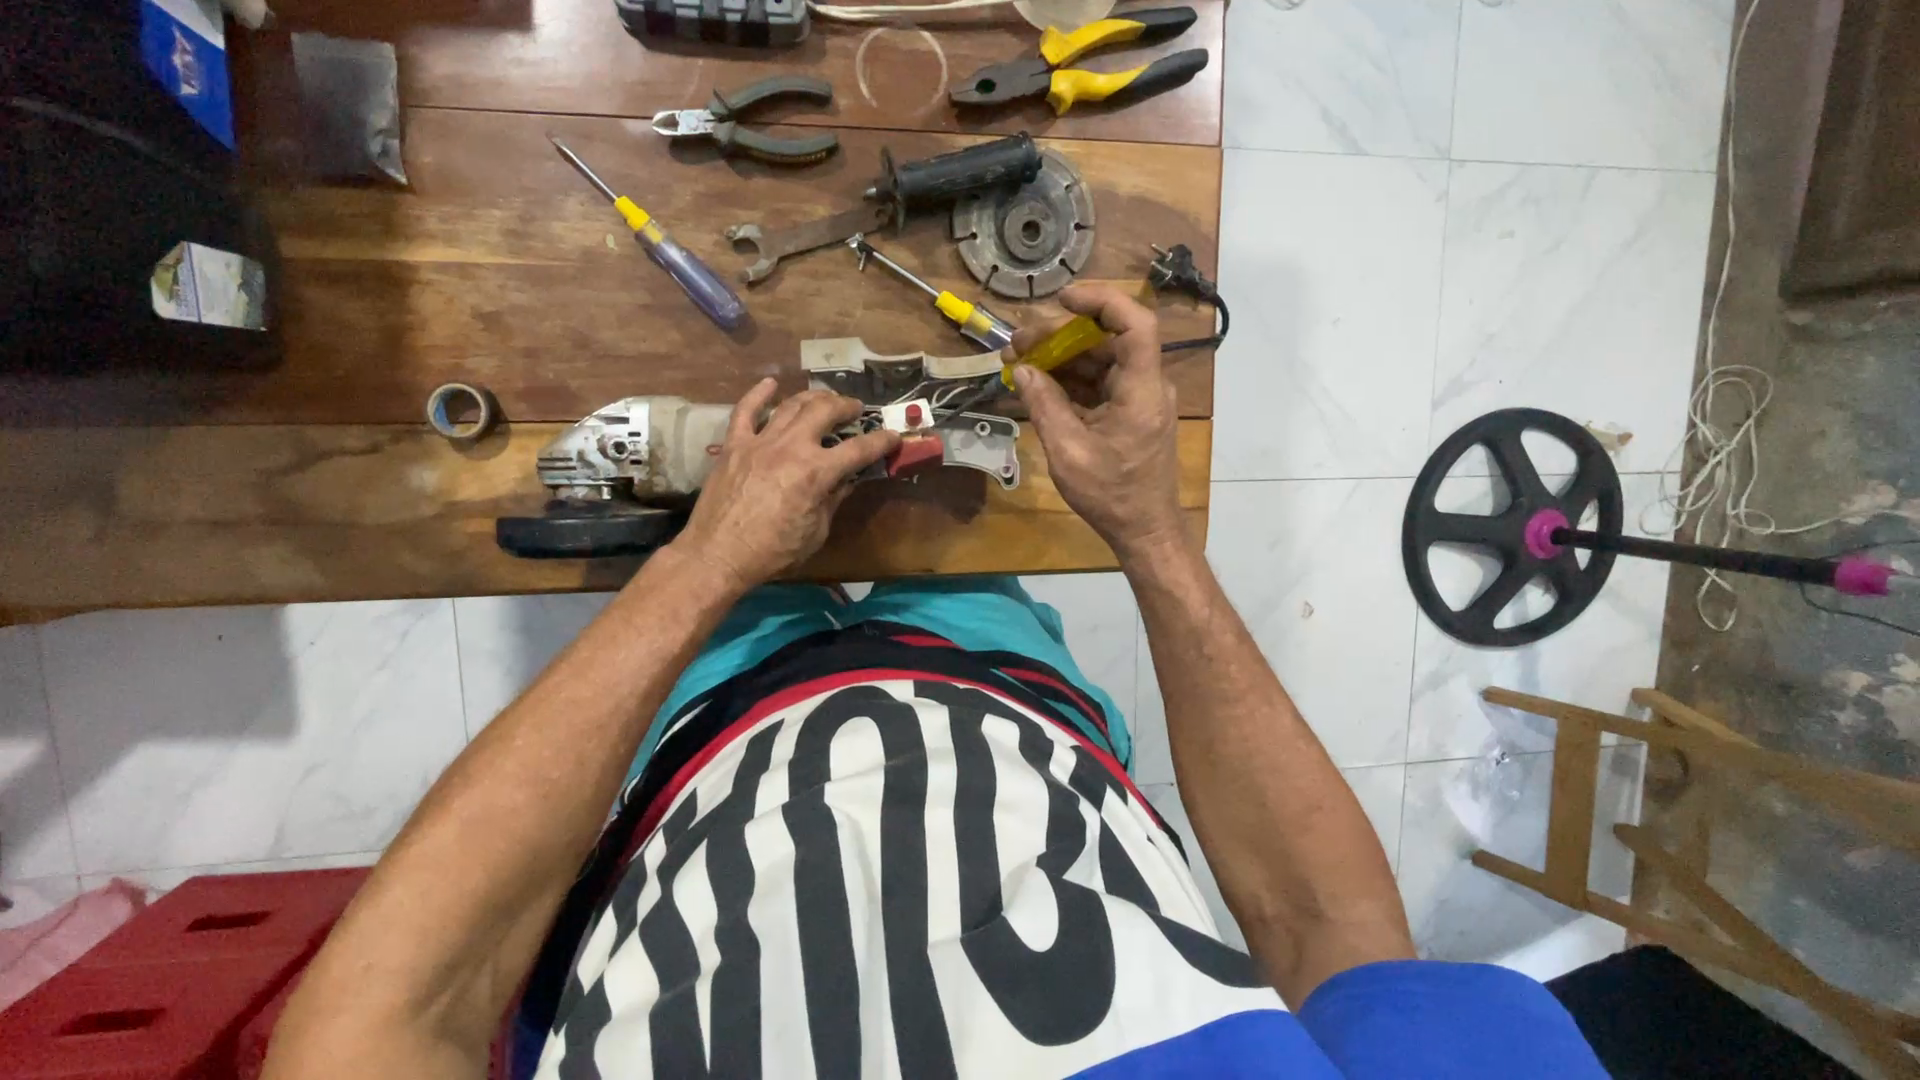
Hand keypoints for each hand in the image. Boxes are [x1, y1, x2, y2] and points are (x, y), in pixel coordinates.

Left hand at [670, 380, 898, 592]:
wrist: (718, 555)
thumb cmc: (773, 552)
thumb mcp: (816, 532)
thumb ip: (833, 500)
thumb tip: (847, 481)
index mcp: (817, 472)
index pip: (859, 449)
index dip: (881, 441)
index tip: (893, 437)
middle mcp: (791, 447)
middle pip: (825, 411)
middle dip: (846, 406)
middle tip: (855, 409)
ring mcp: (760, 441)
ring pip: (791, 405)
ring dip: (813, 397)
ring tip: (824, 399)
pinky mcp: (734, 445)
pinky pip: (745, 411)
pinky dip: (758, 394)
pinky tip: (770, 384)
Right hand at [1010, 284, 1185, 558]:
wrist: (1144, 530)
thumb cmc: (1112, 495)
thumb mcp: (1068, 452)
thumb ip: (1044, 405)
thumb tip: (1022, 369)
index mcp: (1141, 390)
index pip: (1134, 324)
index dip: (1101, 301)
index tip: (1061, 300)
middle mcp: (1145, 385)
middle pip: (1107, 339)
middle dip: (1061, 334)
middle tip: (1018, 341)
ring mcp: (1137, 399)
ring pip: (1099, 360)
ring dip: (1059, 356)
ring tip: (1018, 359)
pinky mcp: (1127, 412)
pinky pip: (1097, 383)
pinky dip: (1068, 379)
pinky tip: (1035, 381)